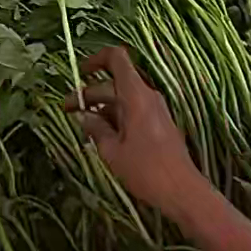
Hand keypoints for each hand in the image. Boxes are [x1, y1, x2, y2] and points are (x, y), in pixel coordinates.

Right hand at [69, 46, 207, 216]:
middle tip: (67, 109)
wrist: (183, 192)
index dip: (96, 59)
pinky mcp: (157, 123)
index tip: (79, 72)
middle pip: (114, 83)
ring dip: (100, 108)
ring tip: (82, 126)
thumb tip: (83, 117)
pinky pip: (132, 110)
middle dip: (89, 93)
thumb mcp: (113, 151)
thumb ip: (96, 129)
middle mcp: (146, 95)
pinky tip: (101, 136)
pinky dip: (115, 117)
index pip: (116, 58)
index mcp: (135, 94)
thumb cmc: (146, 170)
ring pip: (122, 98)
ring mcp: (154, 109)